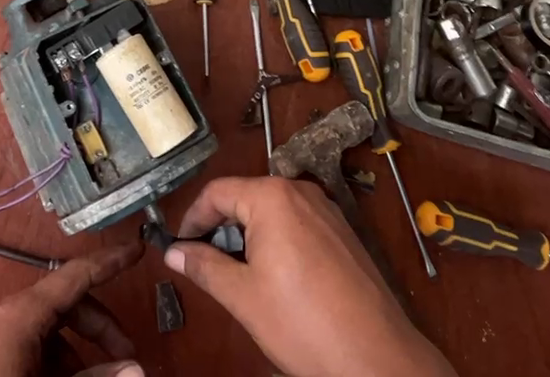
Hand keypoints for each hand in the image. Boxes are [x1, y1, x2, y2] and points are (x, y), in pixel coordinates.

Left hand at [0, 241, 144, 376]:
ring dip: (76, 354)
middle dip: (101, 328)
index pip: (77, 274)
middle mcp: (5, 315)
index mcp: (23, 313)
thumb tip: (136, 370)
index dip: (110, 261)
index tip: (139, 248)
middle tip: (128, 362)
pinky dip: (49, 363)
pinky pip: (21, 349)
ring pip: (45, 333)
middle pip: (66, 304)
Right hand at [166, 177, 453, 376]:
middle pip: (245, 197)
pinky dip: (276, 241)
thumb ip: (204, 266)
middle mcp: (300, 191)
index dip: (192, 218)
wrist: (376, 357)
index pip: (217, 192)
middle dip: (221, 228)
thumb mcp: (243, 296)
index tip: (179, 246)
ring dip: (248, 236)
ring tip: (237, 276)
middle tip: (204, 264)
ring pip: (272, 211)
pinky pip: (297, 223)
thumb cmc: (302, 323)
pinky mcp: (342, 231)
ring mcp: (326, 210)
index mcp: (272, 197)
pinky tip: (274, 278)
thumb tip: (174, 252)